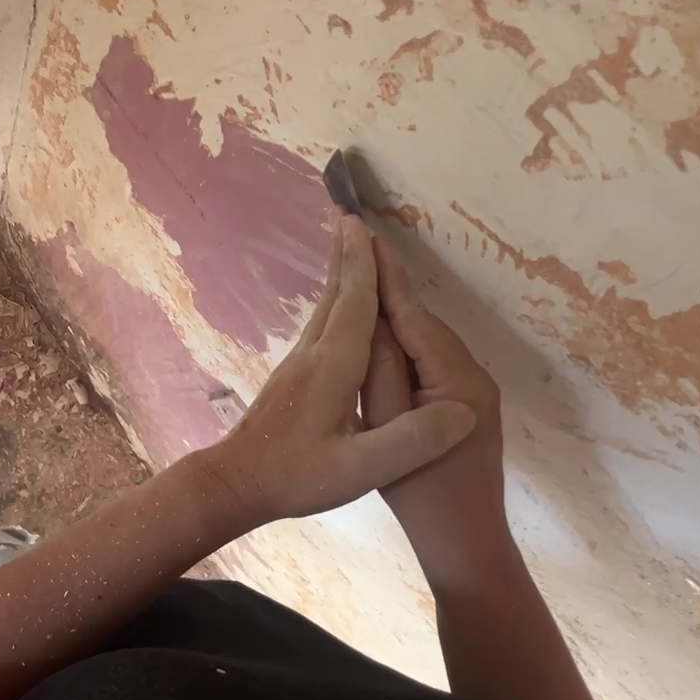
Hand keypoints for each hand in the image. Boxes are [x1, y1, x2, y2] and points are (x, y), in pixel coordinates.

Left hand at [197, 214, 475, 528]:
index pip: (353, 304)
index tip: (359, 224)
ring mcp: (297, 365)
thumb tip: (464, 413)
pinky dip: (334, 304)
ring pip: (323, 310)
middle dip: (346, 256)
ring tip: (349, 251)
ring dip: (338, 277)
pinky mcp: (291, 378)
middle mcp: (312, 356)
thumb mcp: (359, 470)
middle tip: (350, 217)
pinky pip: (320, 328)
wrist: (236, 482)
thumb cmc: (294, 477)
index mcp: (332, 368)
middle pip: (334, 296)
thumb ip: (410, 442)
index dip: (361, 264)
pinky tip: (338, 309)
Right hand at [362, 236, 508, 567]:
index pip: (413, 316)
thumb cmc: (419, 491)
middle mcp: (473, 375)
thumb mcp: (386, 426)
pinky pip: (427, 360)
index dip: (385, 276)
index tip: (365, 236)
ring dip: (391, 315)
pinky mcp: (464, 402)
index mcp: (457, 379)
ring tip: (355, 285)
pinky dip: (400, 343)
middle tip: (351, 254)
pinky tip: (375, 335)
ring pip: (424, 341)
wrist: (462, 540)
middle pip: (421, 324)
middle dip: (386, 290)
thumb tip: (369, 316)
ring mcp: (473, 389)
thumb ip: (380, 369)